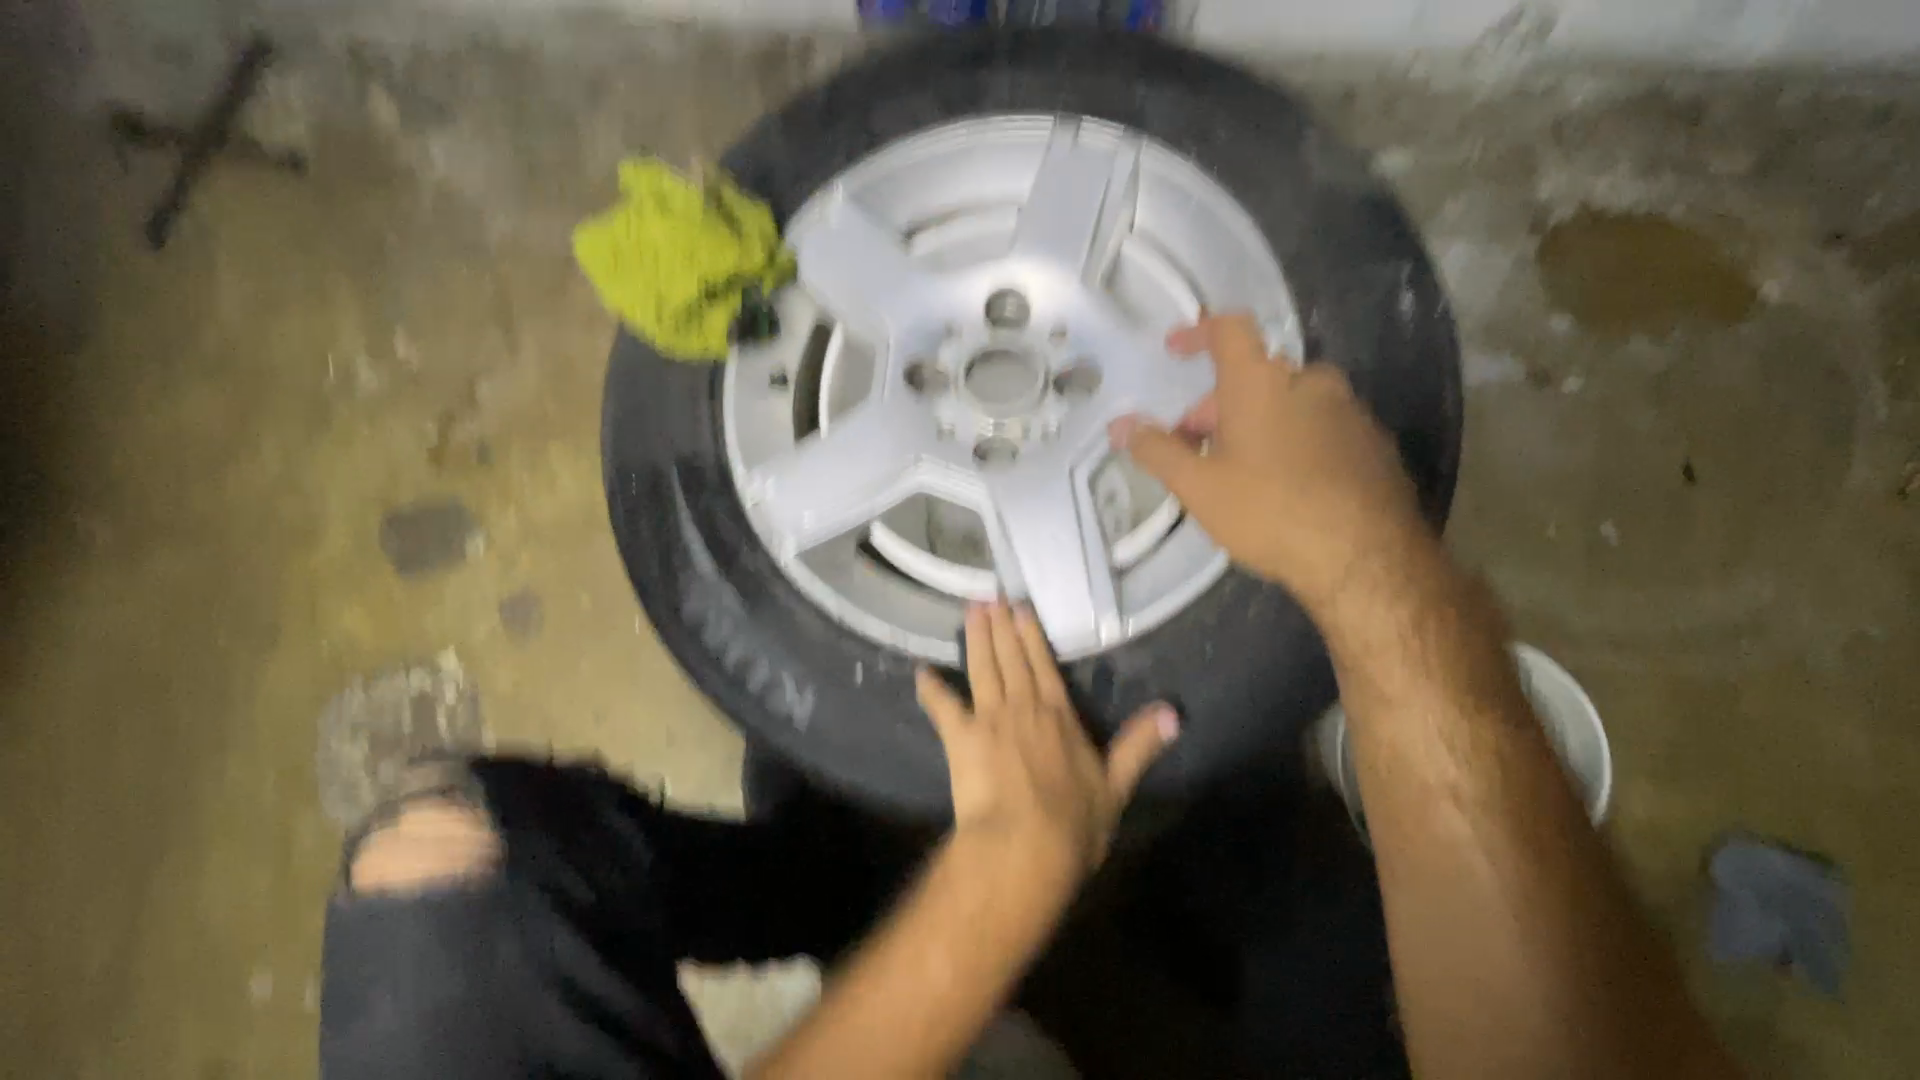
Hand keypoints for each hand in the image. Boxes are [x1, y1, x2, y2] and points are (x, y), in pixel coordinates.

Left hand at [915, 601, 1178, 872]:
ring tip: (970, 610)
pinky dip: (930, 689)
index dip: (1031, 635)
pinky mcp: (959, 739)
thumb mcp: (1116, 785)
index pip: (1043, 665)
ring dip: (976, 639)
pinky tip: (921, 671)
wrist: (1024, 845)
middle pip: (1010, 658)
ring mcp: (988, 719)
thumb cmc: (1074, 822)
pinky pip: (941, 707)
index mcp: (1058, 715)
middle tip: (989, 596)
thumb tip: (1173, 713)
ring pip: (982, 669)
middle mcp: (1023, 706)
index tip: (1020, 608)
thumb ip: (1140, 745)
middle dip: (1000, 625)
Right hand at [1109, 313, 1430, 610]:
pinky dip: (1294, 442)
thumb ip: (1156, 450)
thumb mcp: (1199, 487)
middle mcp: (1310, 381)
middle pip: (1255, 377)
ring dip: (1258, 425)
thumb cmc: (1270, 512)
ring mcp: (1349, 410)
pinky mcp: (1373, 442)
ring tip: (1239, 474)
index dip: (1198, 332)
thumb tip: (1120, 425)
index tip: (1175, 349)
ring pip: (1289, 404)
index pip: (1228, 329)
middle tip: (1195, 448)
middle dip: (1219, 406)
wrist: (1366, 558)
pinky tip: (1285, 488)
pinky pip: (1321, 428)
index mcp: (1261, 381)